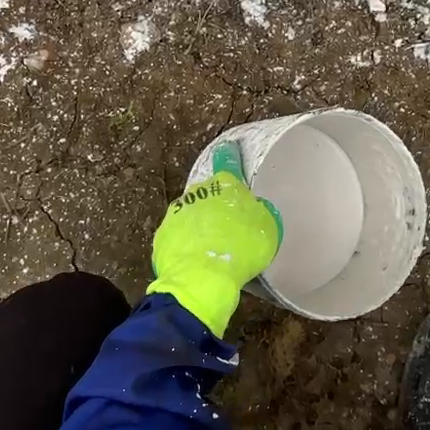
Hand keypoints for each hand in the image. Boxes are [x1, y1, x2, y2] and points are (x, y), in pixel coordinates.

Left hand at [147, 142, 282, 337]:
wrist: (202, 279)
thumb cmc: (240, 250)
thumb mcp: (267, 230)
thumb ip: (261, 213)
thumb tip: (257, 209)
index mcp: (225, 184)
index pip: (229, 162)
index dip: (230, 156)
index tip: (228, 150)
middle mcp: (198, 191)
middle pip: (209, 193)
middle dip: (216, 205)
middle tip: (229, 228)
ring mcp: (176, 213)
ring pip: (191, 214)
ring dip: (199, 227)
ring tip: (211, 251)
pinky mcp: (162, 236)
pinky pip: (177, 238)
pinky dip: (185, 246)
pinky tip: (195, 263)